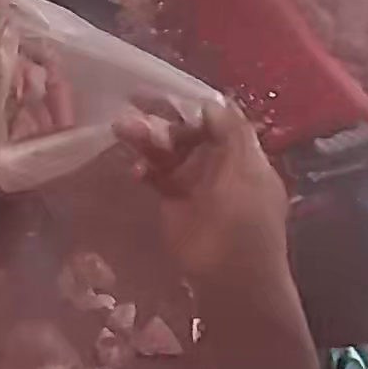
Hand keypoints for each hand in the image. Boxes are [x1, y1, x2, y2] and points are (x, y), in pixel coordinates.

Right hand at [113, 100, 289, 283]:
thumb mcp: (246, 170)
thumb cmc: (242, 221)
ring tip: (121, 130)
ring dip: (145, 141)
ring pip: (166, 154)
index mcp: (240, 156)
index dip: (189, 105)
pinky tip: (133, 169)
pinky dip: (142, 170)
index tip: (161, 92)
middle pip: (186, 135)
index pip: (214, 121)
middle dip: (161, 122)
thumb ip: (233, 132)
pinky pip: (154, 177)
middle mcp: (216, 166)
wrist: (229, 277)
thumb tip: (211, 102)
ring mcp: (193, 185)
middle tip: (132, 107)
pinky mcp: (171, 204)